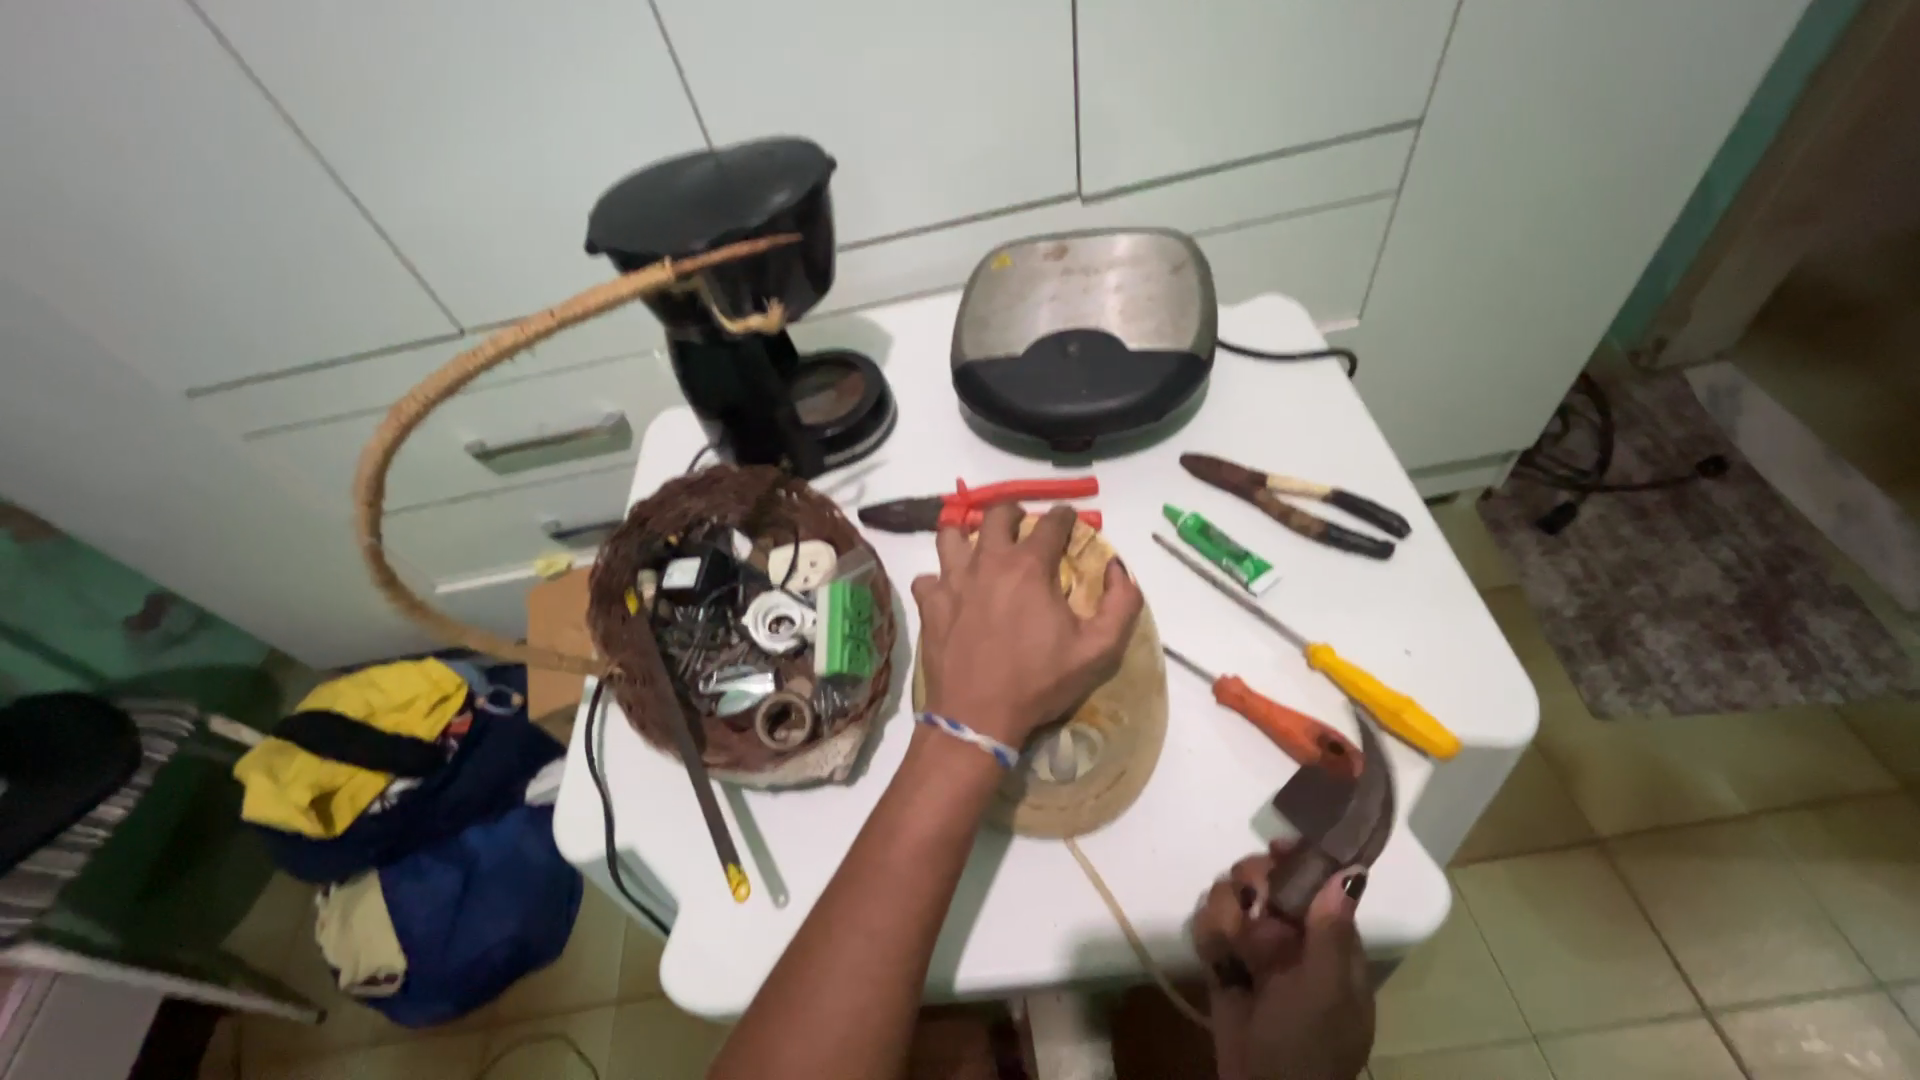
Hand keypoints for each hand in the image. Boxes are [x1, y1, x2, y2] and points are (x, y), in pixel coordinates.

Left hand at [912, 503, 1143, 747]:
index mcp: (1030, 566)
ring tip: (980, 550)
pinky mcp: (929, 603)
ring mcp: (952, 580)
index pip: (1051, 522)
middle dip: (1014, 514)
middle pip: (997, 515)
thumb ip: (1121, 604)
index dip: (1065, 517)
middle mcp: (988, 561)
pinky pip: (928, 576)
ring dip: (968, 536)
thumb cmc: (1039, 682)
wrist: (977, 717)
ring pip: (952, 535)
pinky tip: (950, 591)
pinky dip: (938, 579)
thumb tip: (1117, 568)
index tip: (1069, 520)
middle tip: (1022, 527)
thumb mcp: (1098, 651)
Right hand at [1192, 842, 1373, 1079]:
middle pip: (1266, 878)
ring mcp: (1254, 948)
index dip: (1298, 859)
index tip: (1277, 847)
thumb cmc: (1308, 1044)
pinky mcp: (1222, 961)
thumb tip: (1349, 871)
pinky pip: (1208, 925)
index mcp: (1330, 942)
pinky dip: (1209, 935)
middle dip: (1254, 883)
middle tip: (1250, 900)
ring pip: (1231, 896)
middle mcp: (1291, 936)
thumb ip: (1332, 933)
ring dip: (1227, 913)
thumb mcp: (1328, 992)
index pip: (1316, 883)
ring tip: (1234, 946)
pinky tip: (1218, 959)